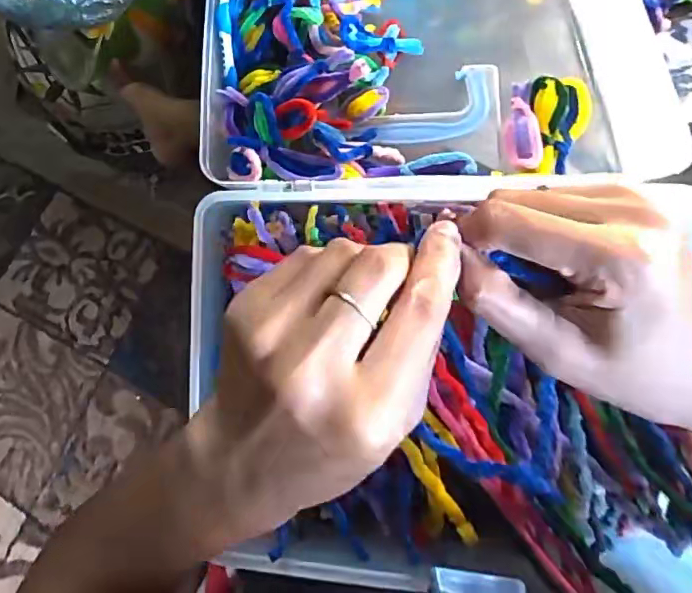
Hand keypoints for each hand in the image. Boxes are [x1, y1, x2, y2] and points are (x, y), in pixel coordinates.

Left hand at [185, 224, 461, 541]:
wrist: (243, 456)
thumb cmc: (332, 447)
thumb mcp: (394, 420)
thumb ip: (418, 348)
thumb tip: (432, 267)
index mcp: (368, 409)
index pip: (417, 312)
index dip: (439, 264)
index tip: (448, 235)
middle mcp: (315, 363)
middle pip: (376, 268)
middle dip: (398, 257)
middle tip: (402, 268)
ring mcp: (271, 328)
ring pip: (339, 251)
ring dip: (360, 260)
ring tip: (356, 289)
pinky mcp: (245, 303)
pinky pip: (303, 255)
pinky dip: (324, 265)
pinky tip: (321, 293)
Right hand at [456, 186, 691, 436]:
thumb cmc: (640, 374)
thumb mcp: (559, 354)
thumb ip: (496, 300)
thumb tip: (449, 253)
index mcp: (618, 254)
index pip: (507, 220)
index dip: (469, 239)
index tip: (460, 268)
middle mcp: (627, 208)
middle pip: (513, 198)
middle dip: (491, 234)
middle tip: (501, 278)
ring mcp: (630, 192)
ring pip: (527, 191)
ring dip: (514, 225)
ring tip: (537, 270)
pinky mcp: (627, 188)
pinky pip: (550, 191)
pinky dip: (537, 219)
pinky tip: (557, 253)